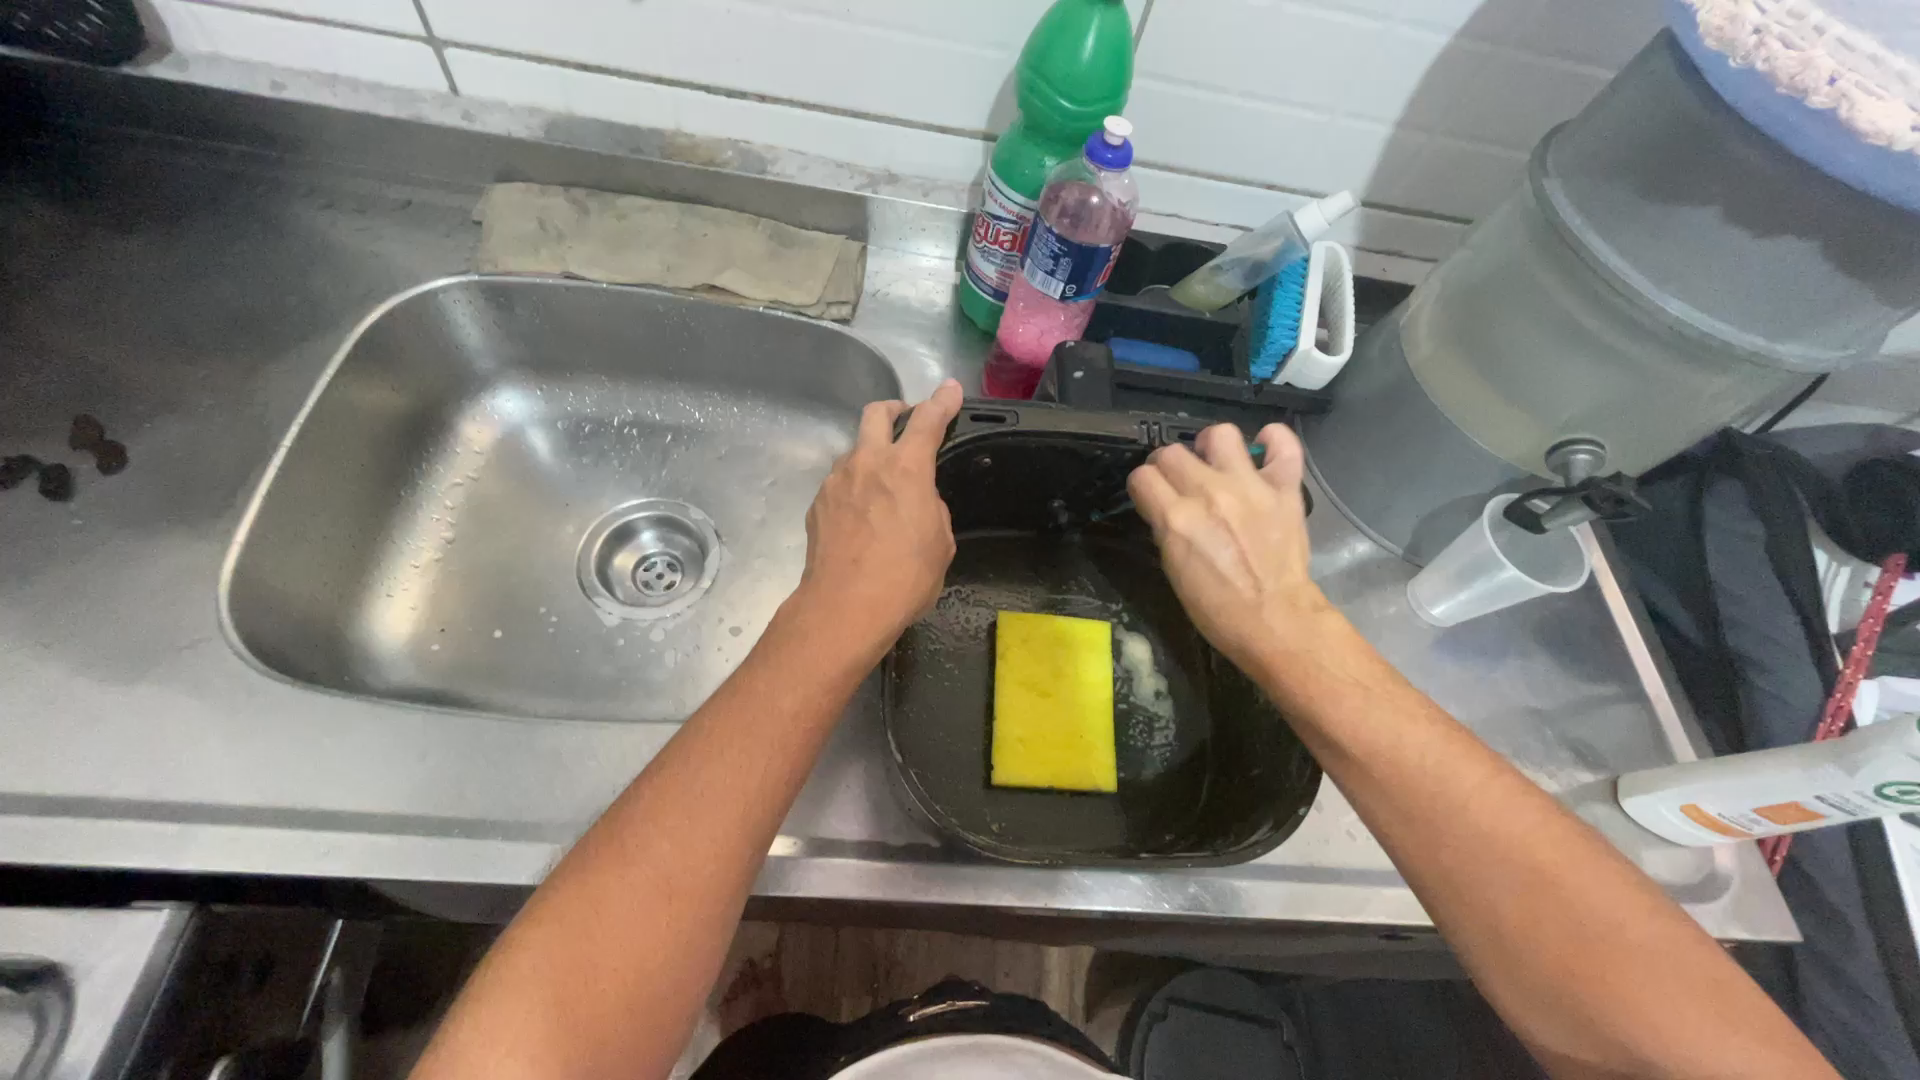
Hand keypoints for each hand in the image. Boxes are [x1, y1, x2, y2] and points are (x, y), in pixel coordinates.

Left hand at [789, 379, 963, 658]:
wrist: (844, 608)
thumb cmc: (904, 579)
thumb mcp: (940, 544)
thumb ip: (932, 508)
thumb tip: (919, 500)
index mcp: (906, 469)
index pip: (928, 420)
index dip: (942, 401)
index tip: (950, 390)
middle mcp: (866, 464)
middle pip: (876, 414)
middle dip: (895, 410)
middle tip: (907, 421)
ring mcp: (836, 482)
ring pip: (854, 451)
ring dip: (870, 456)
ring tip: (882, 486)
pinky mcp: (817, 505)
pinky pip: (839, 484)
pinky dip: (854, 488)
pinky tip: (861, 518)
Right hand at [1127, 423, 1330, 672]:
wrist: (1276, 621)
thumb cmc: (1217, 608)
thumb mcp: (1173, 569)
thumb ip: (1167, 529)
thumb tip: (1166, 507)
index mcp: (1176, 519)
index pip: (1142, 477)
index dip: (1143, 486)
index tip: (1151, 497)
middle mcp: (1209, 493)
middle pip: (1172, 452)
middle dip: (1168, 467)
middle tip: (1180, 485)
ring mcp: (1250, 487)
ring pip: (1220, 434)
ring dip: (1211, 446)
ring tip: (1216, 464)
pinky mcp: (1285, 489)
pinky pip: (1283, 444)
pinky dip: (1273, 441)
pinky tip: (1263, 452)